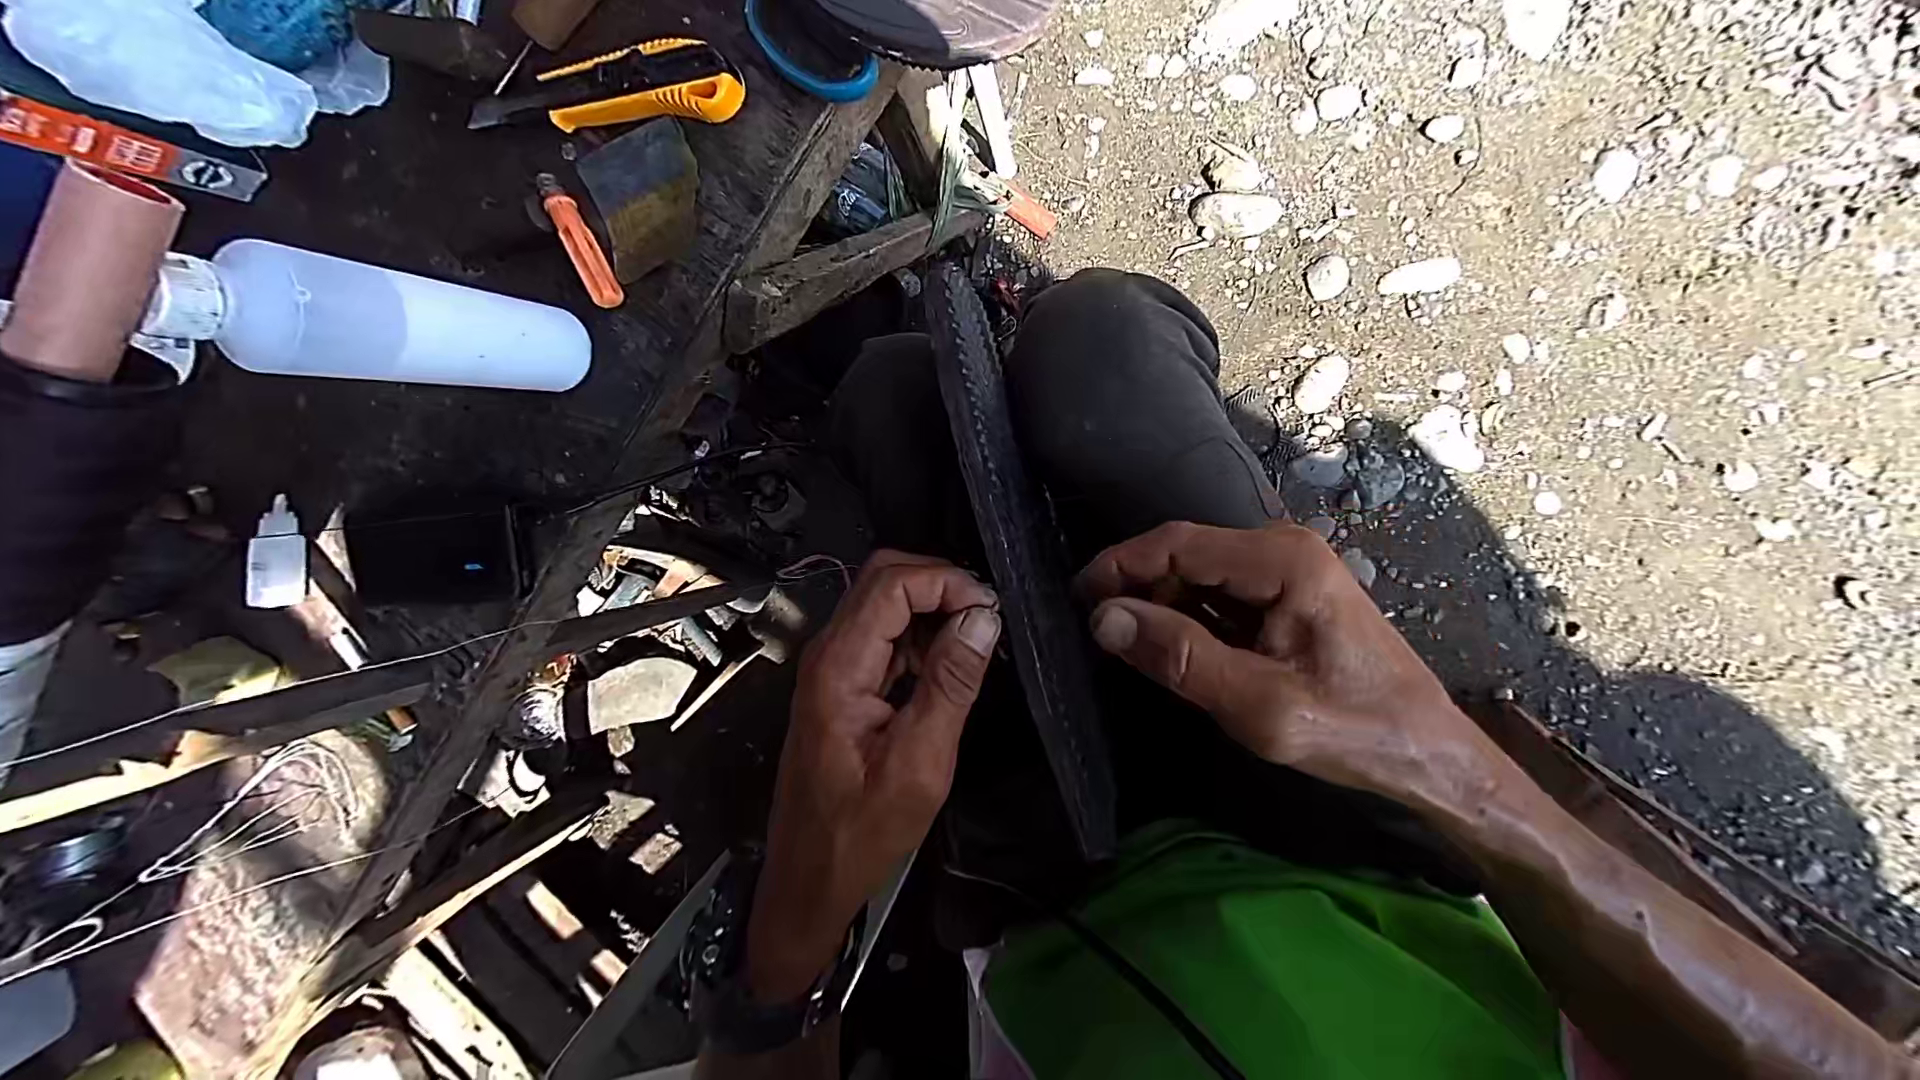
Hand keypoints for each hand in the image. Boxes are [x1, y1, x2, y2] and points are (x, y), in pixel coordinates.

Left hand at [747, 551, 1000, 1002]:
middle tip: (986, 616)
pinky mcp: (844, 681)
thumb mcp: (919, 763)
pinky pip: (885, 634)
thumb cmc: (861, 832)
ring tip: (976, 639)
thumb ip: (951, 683)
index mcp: (839, 666)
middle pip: (882, 579)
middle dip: (939, 583)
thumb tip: (982, 618)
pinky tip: (949, 661)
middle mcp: (829, 652)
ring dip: (933, 608)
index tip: (989, 609)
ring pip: (884, 601)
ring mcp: (833, 664)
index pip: (891, 584)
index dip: (945, 581)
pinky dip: (922, 634)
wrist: (810, 876)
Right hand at [1075, 521, 1516, 816]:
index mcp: (1283, 561)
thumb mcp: (1259, 706)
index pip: (1176, 544)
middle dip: (1135, 588)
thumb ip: (1179, 657)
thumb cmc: (1354, 732)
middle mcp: (1281, 547)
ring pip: (1194, 572)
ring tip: (1131, 646)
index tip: (1076, 599)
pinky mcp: (1283, 590)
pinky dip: (1184, 615)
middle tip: (1100, 634)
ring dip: (1157, 604)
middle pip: (1182, 553)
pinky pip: (1215, 591)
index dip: (1118, 566)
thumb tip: (1104, 619)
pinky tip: (1174, 647)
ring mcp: (1284, 566)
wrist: (1429, 754)